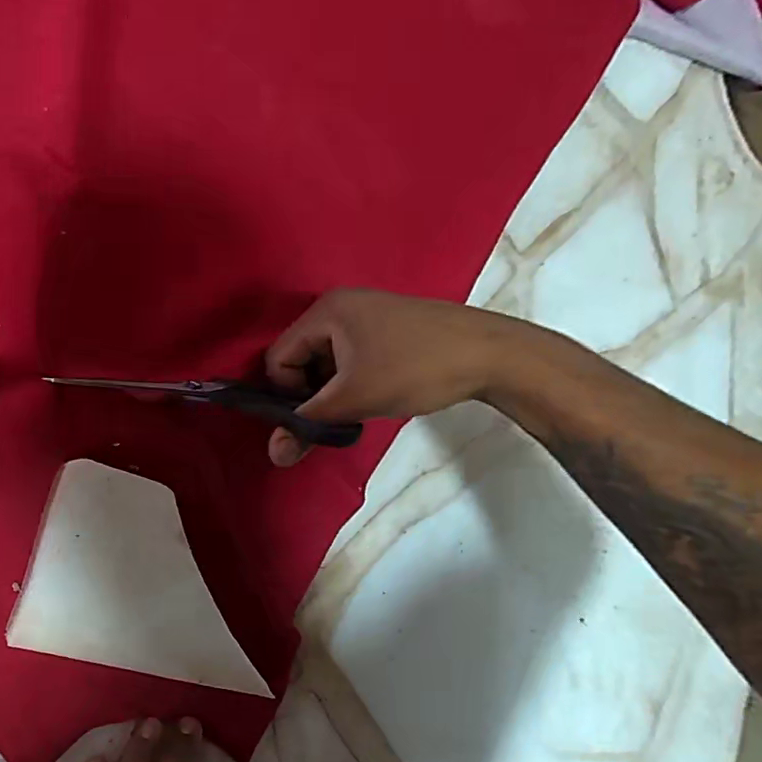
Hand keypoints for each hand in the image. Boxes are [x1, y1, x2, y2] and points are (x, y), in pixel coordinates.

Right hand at [262, 287, 564, 464]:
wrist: (488, 354)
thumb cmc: (414, 369)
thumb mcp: (355, 399)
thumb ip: (309, 426)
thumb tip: (273, 455)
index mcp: (325, 311)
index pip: (278, 359)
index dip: (290, 395)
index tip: (321, 414)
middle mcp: (341, 306)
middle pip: (301, 360)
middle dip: (314, 394)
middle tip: (342, 414)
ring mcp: (367, 315)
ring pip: (328, 363)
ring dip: (336, 392)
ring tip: (364, 406)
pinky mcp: (388, 329)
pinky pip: (351, 359)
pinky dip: (355, 382)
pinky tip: (379, 394)